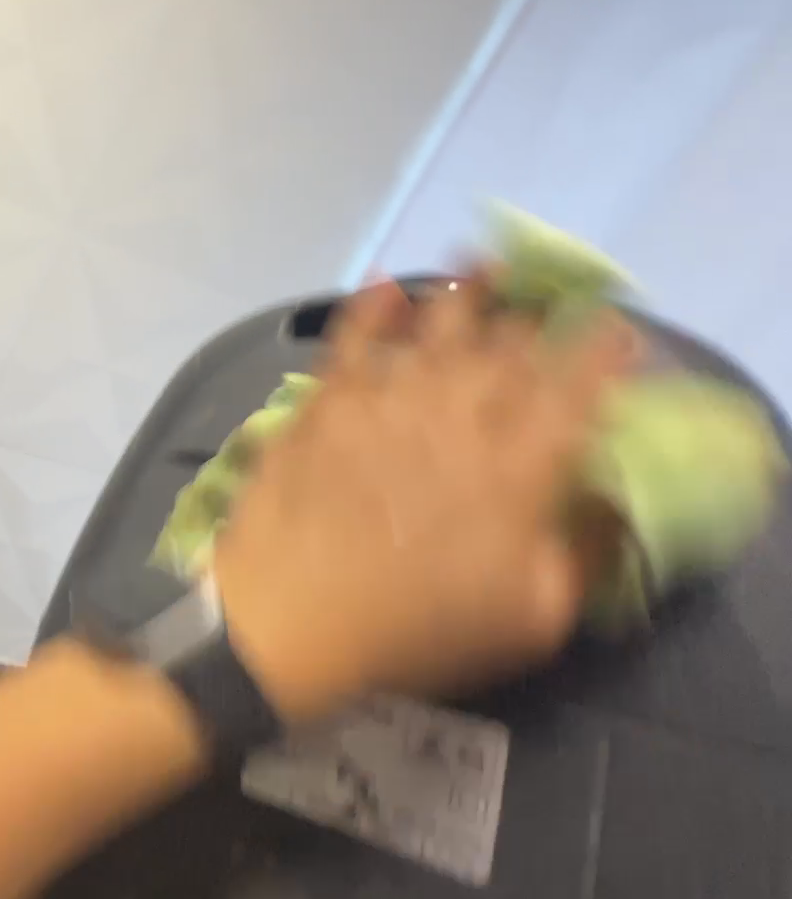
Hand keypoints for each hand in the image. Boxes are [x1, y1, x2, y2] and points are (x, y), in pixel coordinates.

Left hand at [213, 277, 637, 722]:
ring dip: (461, 298)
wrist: (285, 620)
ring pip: (430, 340)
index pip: (573, 396)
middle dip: (531, 318)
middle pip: (504, 357)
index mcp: (517, 473)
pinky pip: (347, 350)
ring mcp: (378, 414)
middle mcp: (454, 427)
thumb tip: (597, 501)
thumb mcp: (528, 618)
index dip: (598, 358)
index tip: (612, 331)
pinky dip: (367, 314)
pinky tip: (381, 288)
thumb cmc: (407, 633)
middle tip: (545, 289)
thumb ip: (574, 551)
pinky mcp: (316, 416)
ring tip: (480, 266)